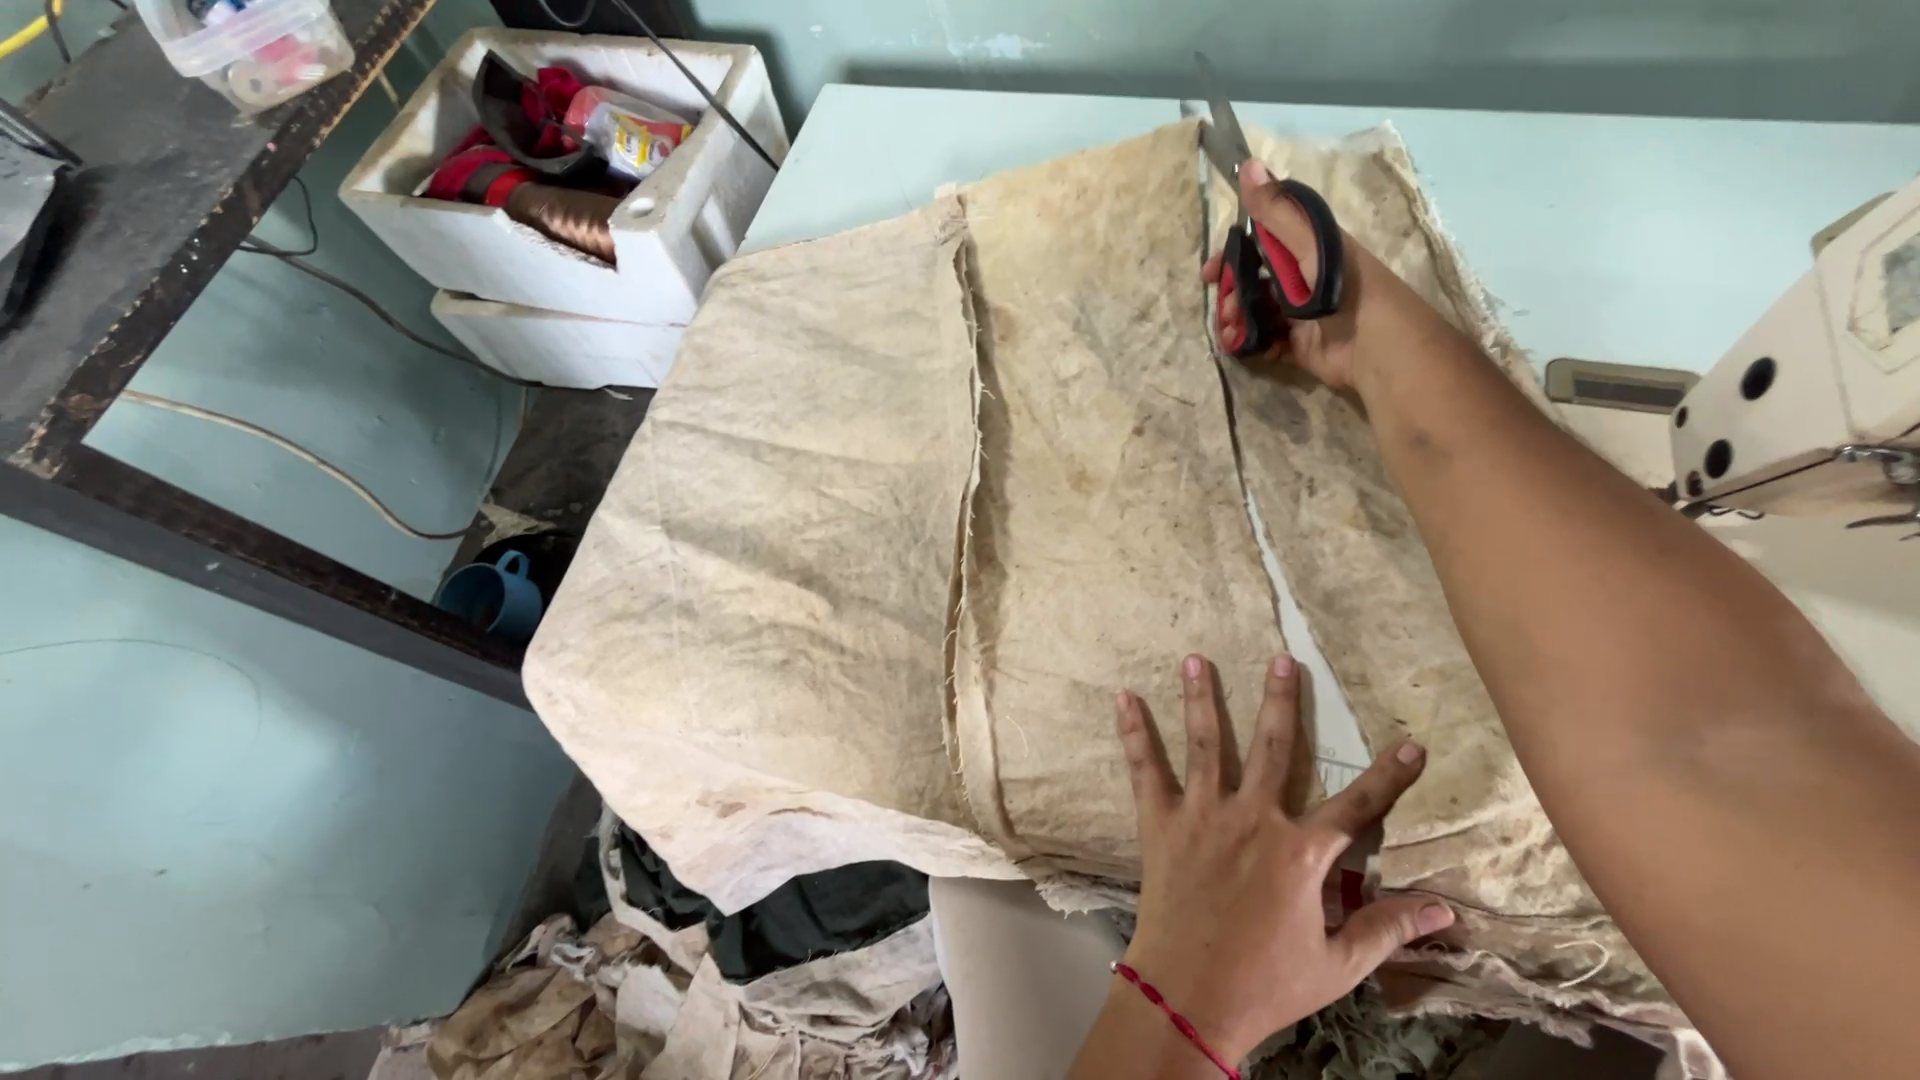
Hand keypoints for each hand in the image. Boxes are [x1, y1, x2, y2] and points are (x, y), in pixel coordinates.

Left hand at [1113, 653, 1452, 1062]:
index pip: (1358, 806)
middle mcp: (1253, 819)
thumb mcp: (1338, 964)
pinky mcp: (1160, 824)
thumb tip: (1444, 910)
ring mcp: (1203, 815)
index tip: (1411, 742)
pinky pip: (1145, 770)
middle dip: (1281, 700)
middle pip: (1275, 748)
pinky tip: (1124, 699)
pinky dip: (1134, 733)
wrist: (1188, 996)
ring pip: (1206, 743)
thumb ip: (1386, 928)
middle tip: (1282, 658)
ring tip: (1195, 657)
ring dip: (1202, 697)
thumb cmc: (1266, 984)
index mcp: (1301, 853)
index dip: (1388, 776)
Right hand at [1205, 159, 1365, 389]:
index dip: (1231, 256)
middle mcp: (1302, 278)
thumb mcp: (1309, 242)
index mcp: (1307, 248)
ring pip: (1253, 312)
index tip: (1209, 273)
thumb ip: (1276, 211)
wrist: (1375, 344)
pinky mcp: (1298, 345)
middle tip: (1224, 309)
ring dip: (1235, 320)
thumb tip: (1247, 164)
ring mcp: (1298, 314)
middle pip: (1252, 281)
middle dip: (1230, 294)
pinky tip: (1240, 345)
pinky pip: (1263, 341)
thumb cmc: (1345, 287)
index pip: (1259, 244)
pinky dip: (1248, 343)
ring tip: (1231, 331)